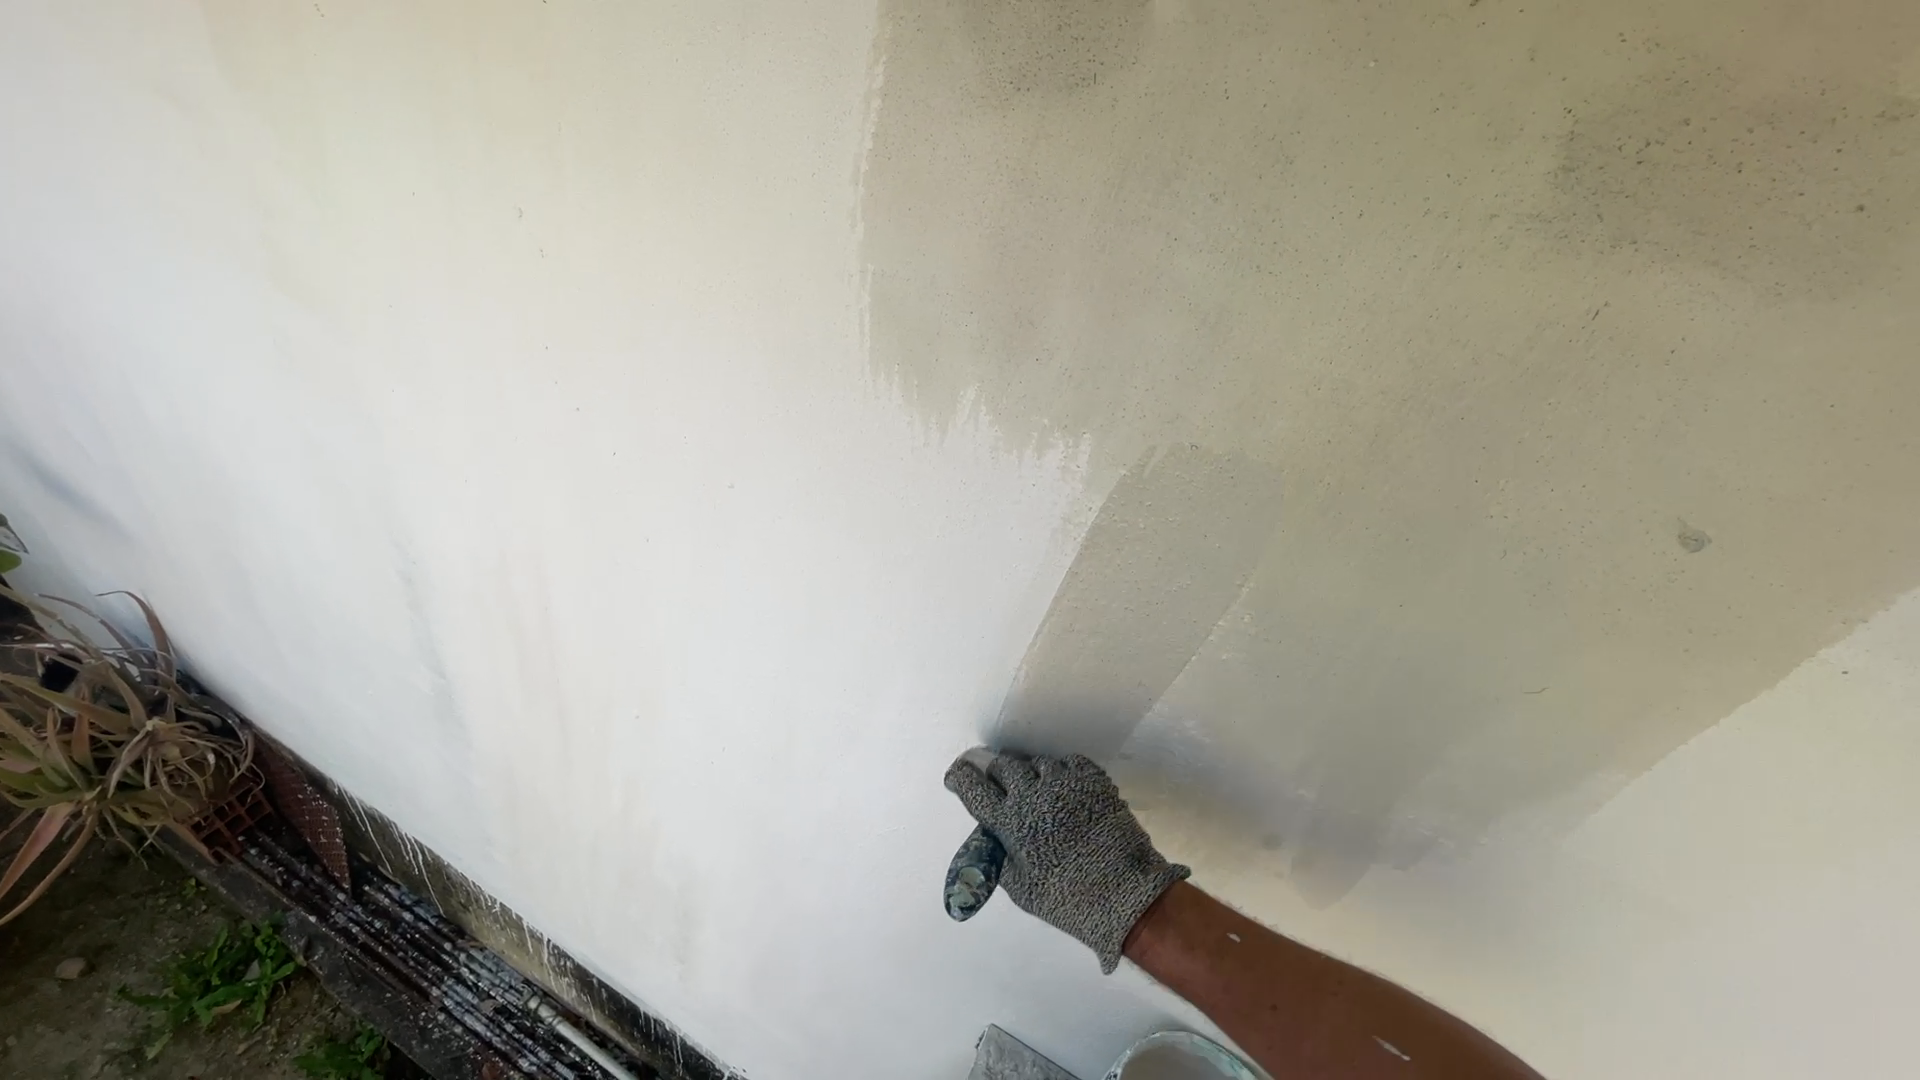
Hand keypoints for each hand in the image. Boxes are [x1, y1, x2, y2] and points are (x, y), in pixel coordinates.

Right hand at [944, 748, 1187, 972]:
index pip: (973, 789)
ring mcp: (1063, 782)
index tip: (956, 776)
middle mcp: (1032, 795)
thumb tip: (991, 835)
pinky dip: (1060, 772)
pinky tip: (1064, 789)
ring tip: (1037, 791)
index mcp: (1010, 823)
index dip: (960, 778)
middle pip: (1002, 765)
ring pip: (1035, 762)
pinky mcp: (1091, 778)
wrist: (1125, 894)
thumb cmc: (1068, 899)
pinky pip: (1067, 763)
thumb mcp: (1021, 889)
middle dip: (996, 773)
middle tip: (1000, 785)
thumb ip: (999, 857)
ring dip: (1030, 774)